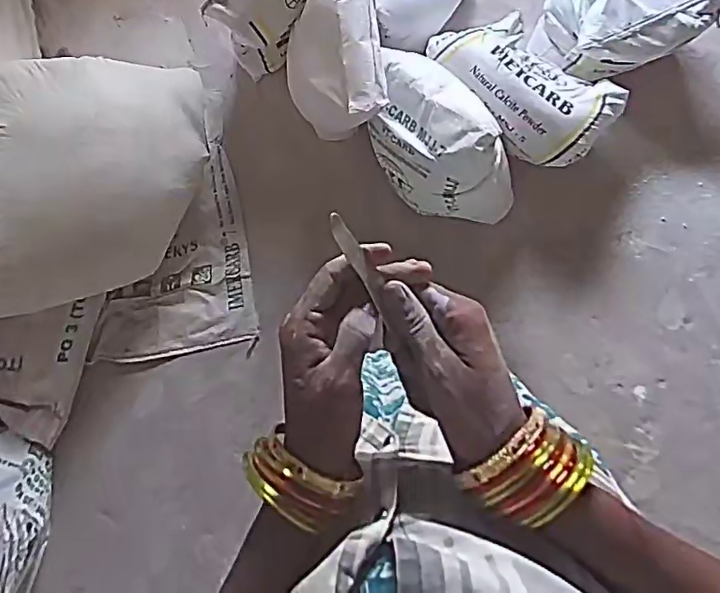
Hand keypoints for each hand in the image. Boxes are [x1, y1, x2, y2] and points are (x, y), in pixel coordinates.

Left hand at [279, 246, 430, 479]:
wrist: (318, 465)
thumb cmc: (324, 425)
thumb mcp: (339, 381)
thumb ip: (352, 337)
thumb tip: (370, 306)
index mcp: (302, 325)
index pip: (331, 278)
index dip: (358, 260)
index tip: (388, 254)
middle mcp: (310, 323)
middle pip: (346, 284)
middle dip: (381, 272)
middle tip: (417, 269)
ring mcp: (323, 335)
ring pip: (355, 297)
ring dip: (384, 287)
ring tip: (417, 280)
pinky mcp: (337, 347)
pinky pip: (359, 315)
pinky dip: (381, 306)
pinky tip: (402, 305)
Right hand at [379, 280, 528, 469]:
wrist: (500, 451)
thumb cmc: (472, 413)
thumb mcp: (438, 370)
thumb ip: (413, 325)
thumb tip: (390, 284)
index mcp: (459, 311)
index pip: (413, 284)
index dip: (389, 298)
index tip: (375, 320)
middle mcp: (460, 313)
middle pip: (410, 307)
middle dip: (400, 339)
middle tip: (412, 370)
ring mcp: (457, 331)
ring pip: (411, 331)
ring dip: (408, 358)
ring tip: (422, 385)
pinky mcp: (453, 350)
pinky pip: (420, 349)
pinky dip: (416, 368)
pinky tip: (425, 389)